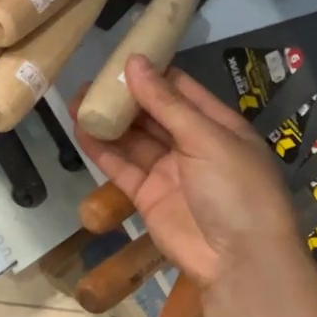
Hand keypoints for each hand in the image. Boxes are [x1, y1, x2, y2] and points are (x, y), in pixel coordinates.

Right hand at [73, 55, 299, 287]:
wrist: (239, 260)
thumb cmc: (237, 190)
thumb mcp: (206, 139)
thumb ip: (166, 103)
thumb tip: (134, 62)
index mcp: (218, 126)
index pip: (180, 90)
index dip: (151, 73)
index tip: (120, 56)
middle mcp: (192, 145)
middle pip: (153, 114)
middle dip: (124, 97)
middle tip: (90, 79)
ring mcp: (169, 172)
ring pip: (133, 140)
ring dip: (108, 121)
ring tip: (77, 100)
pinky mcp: (148, 197)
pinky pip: (122, 167)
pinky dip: (102, 151)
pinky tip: (81, 130)